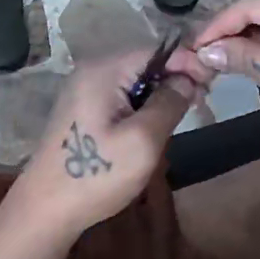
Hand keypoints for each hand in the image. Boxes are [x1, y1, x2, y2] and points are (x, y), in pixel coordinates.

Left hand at [6, 48, 208, 242]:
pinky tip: (153, 126)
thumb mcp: (143, 140)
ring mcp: (82, 91)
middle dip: (174, 78)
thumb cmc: (97, 173)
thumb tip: (187, 79)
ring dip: (158, 95)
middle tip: (202, 102)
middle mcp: (89, 72)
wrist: (46, 207)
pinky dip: (140, 105)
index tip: (213, 83)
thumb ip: (169, 103)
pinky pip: (118, 96)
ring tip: (183, 114)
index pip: (154, 51)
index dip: (186, 63)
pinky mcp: (80, 110)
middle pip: (142, 64)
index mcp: (103, 70)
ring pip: (132, 82)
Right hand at [193, 0, 259, 132]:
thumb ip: (246, 58)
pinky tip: (248, 61)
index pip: (248, 6)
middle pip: (257, 8)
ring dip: (244, 40)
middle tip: (201, 59)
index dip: (216, 27)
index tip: (191, 50)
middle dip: (227, 33)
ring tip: (218, 63)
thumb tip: (203, 52)